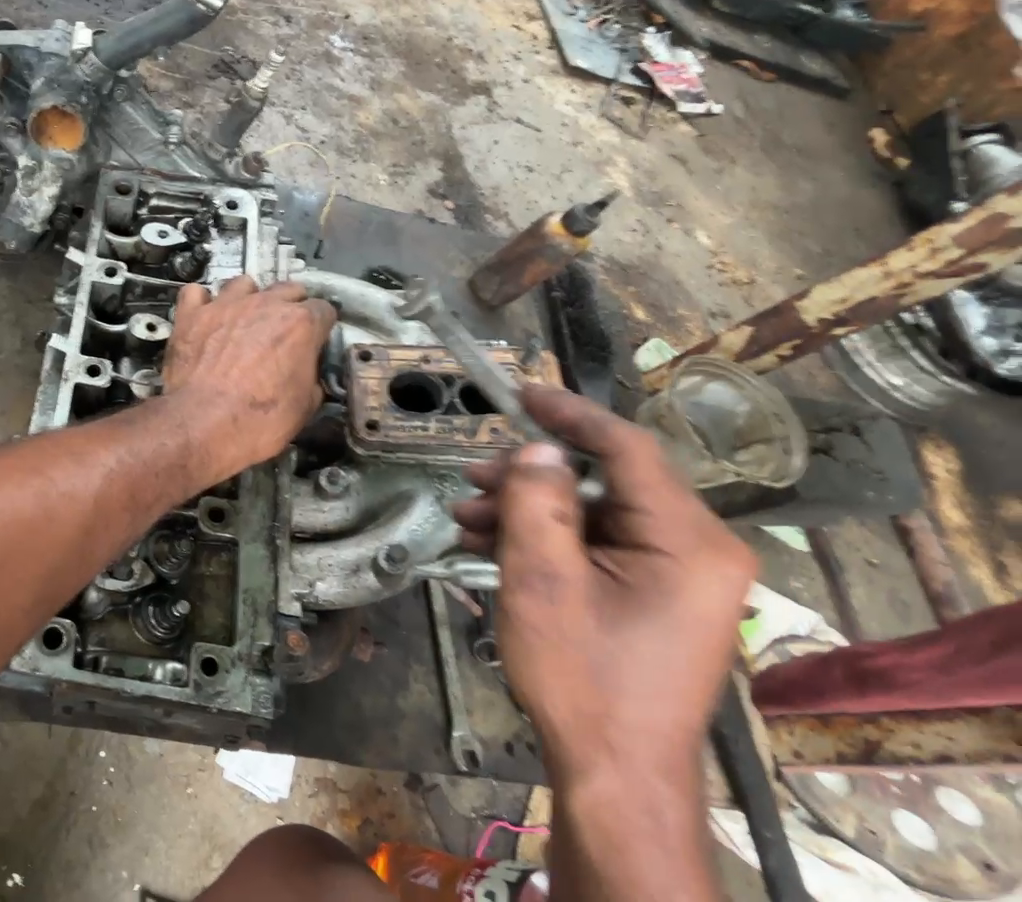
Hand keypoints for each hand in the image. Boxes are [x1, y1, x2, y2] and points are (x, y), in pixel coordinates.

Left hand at [160, 277, 335, 482]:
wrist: (203, 424)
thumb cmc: (257, 421)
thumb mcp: (305, 407)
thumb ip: (310, 378)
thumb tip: (306, 375)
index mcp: (300, 325)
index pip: (323, 311)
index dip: (320, 327)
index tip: (314, 340)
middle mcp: (264, 305)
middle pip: (287, 289)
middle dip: (290, 306)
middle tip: (282, 332)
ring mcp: (225, 306)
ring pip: (243, 284)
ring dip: (247, 298)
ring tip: (243, 319)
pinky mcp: (191, 315)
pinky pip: (196, 293)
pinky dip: (201, 302)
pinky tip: (203, 315)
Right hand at [449, 387, 756, 780]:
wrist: (615, 772)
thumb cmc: (582, 675)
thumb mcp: (543, 581)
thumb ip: (537, 502)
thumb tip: (536, 449)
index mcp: (688, 540)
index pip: (628, 450)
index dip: (569, 416)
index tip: (520, 392)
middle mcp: (699, 550)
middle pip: (607, 485)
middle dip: (531, 480)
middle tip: (470, 479)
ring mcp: (682, 579)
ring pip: (597, 518)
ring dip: (530, 514)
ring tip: (466, 520)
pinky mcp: (660, 601)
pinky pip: (601, 551)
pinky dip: (549, 545)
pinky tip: (492, 549)